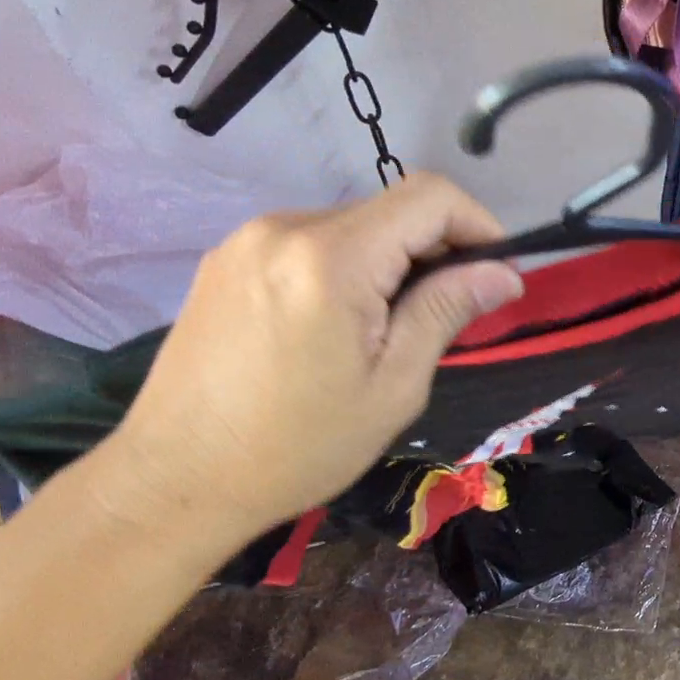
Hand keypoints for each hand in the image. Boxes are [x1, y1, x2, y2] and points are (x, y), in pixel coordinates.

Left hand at [104, 173, 523, 537]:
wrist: (174, 482)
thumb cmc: (298, 445)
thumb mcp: (395, 385)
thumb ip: (447, 311)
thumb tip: (504, 273)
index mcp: (331, 257)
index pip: (430, 196)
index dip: (479, 224)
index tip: (497, 275)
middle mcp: (285, 228)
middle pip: (392, 210)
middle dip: (439, 251)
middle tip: (451, 316)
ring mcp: (248, 241)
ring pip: (355, 227)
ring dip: (394, 262)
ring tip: (393, 329)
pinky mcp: (228, 261)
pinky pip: (313, 243)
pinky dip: (352, 268)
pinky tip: (343, 325)